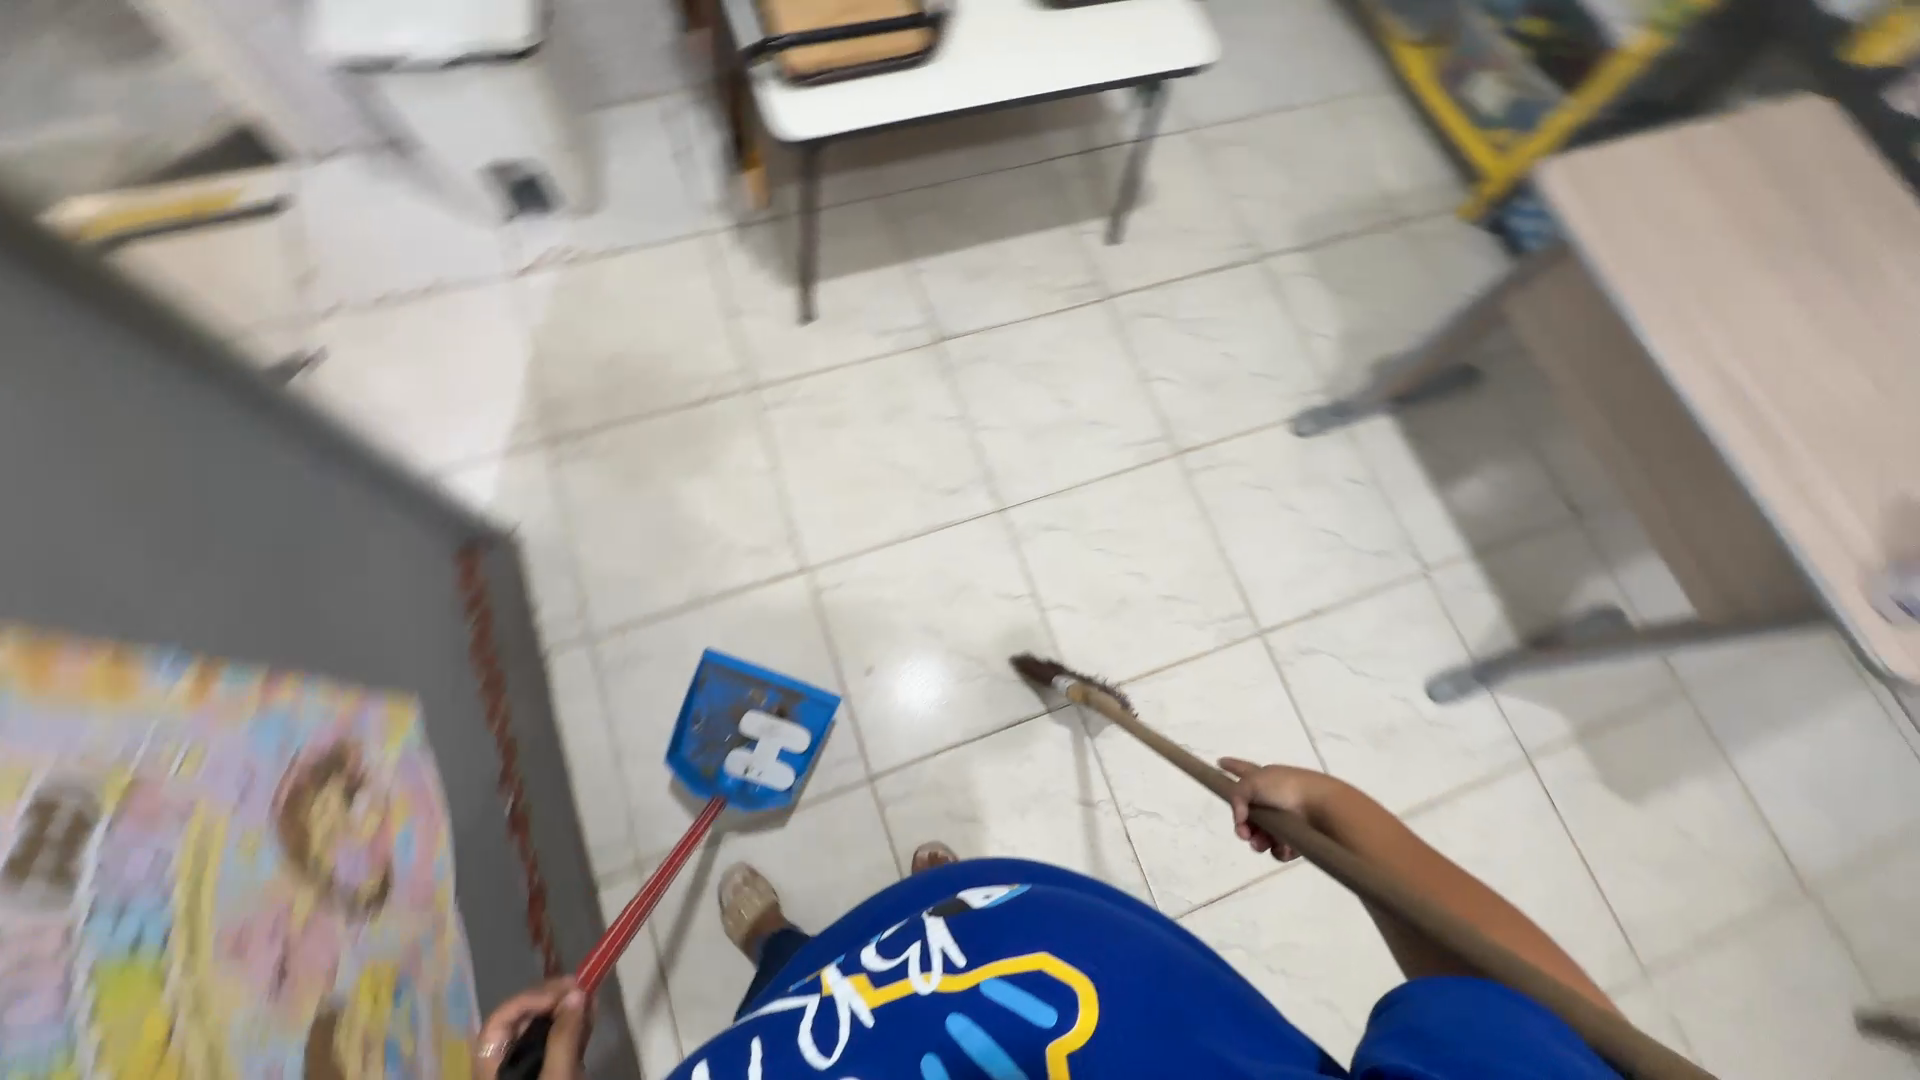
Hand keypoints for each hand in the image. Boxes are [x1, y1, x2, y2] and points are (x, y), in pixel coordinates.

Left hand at [475, 978, 587, 1079]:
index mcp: (492, 1063)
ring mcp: (530, 1065)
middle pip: (524, 1020)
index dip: (529, 1000)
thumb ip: (563, 1038)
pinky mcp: (551, 1070)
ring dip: (569, 1007)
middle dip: (554, 999)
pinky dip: (577, 1023)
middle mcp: (508, 1060)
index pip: (500, 1020)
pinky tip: (593, 1008)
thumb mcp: (554, 1078)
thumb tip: (577, 993)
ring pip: (545, 1027)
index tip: (561, 994)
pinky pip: (561, 1040)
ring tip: (592, 993)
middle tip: (581, 987)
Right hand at [1218, 758, 1344, 862]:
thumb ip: (1236, 796)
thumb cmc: (1287, 788)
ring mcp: (1286, 818)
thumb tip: (1241, 819)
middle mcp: (1273, 797)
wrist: (1323, 808)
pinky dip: (1278, 849)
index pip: (1242, 769)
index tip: (1219, 761)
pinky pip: (1279, 848)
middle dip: (1242, 826)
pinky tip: (1283, 847)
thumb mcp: (1253, 782)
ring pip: (1262, 834)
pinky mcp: (1298, 838)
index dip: (1230, 766)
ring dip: (1258, 841)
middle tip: (1244, 833)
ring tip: (1262, 843)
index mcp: (1264, 778)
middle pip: (1249, 813)